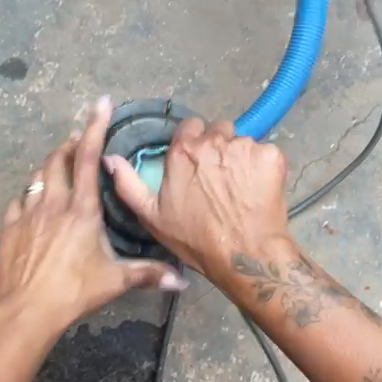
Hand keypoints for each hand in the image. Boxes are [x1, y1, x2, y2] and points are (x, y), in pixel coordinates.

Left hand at [0, 97, 187, 333]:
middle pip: (57, 160)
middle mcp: (53, 204)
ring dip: (49, 167)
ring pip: (37, 177)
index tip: (100, 103)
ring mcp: (27, 214)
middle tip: (78, 140)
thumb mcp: (114, 282)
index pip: (88, 158)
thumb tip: (182, 282)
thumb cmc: (74, 292)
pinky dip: (28, 196)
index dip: (94, 127)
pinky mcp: (8, 228)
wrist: (25, 311)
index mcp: (82, 210)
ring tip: (58, 166)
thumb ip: (148, 274)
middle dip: (68, 144)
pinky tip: (32, 203)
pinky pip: (17, 202)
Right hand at [103, 117, 295, 281]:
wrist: (244, 254)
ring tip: (241, 188)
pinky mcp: (271, 156)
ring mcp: (245, 147)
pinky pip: (267, 154)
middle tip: (220, 178)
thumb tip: (109, 158)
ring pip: (243, 143)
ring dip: (241, 159)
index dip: (194, 142)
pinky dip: (264, 168)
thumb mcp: (152, 216)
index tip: (197, 163)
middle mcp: (213, 141)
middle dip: (219, 148)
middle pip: (219, 130)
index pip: (191, 126)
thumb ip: (128, 183)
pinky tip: (259, 190)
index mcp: (183, 150)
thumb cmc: (195, 239)